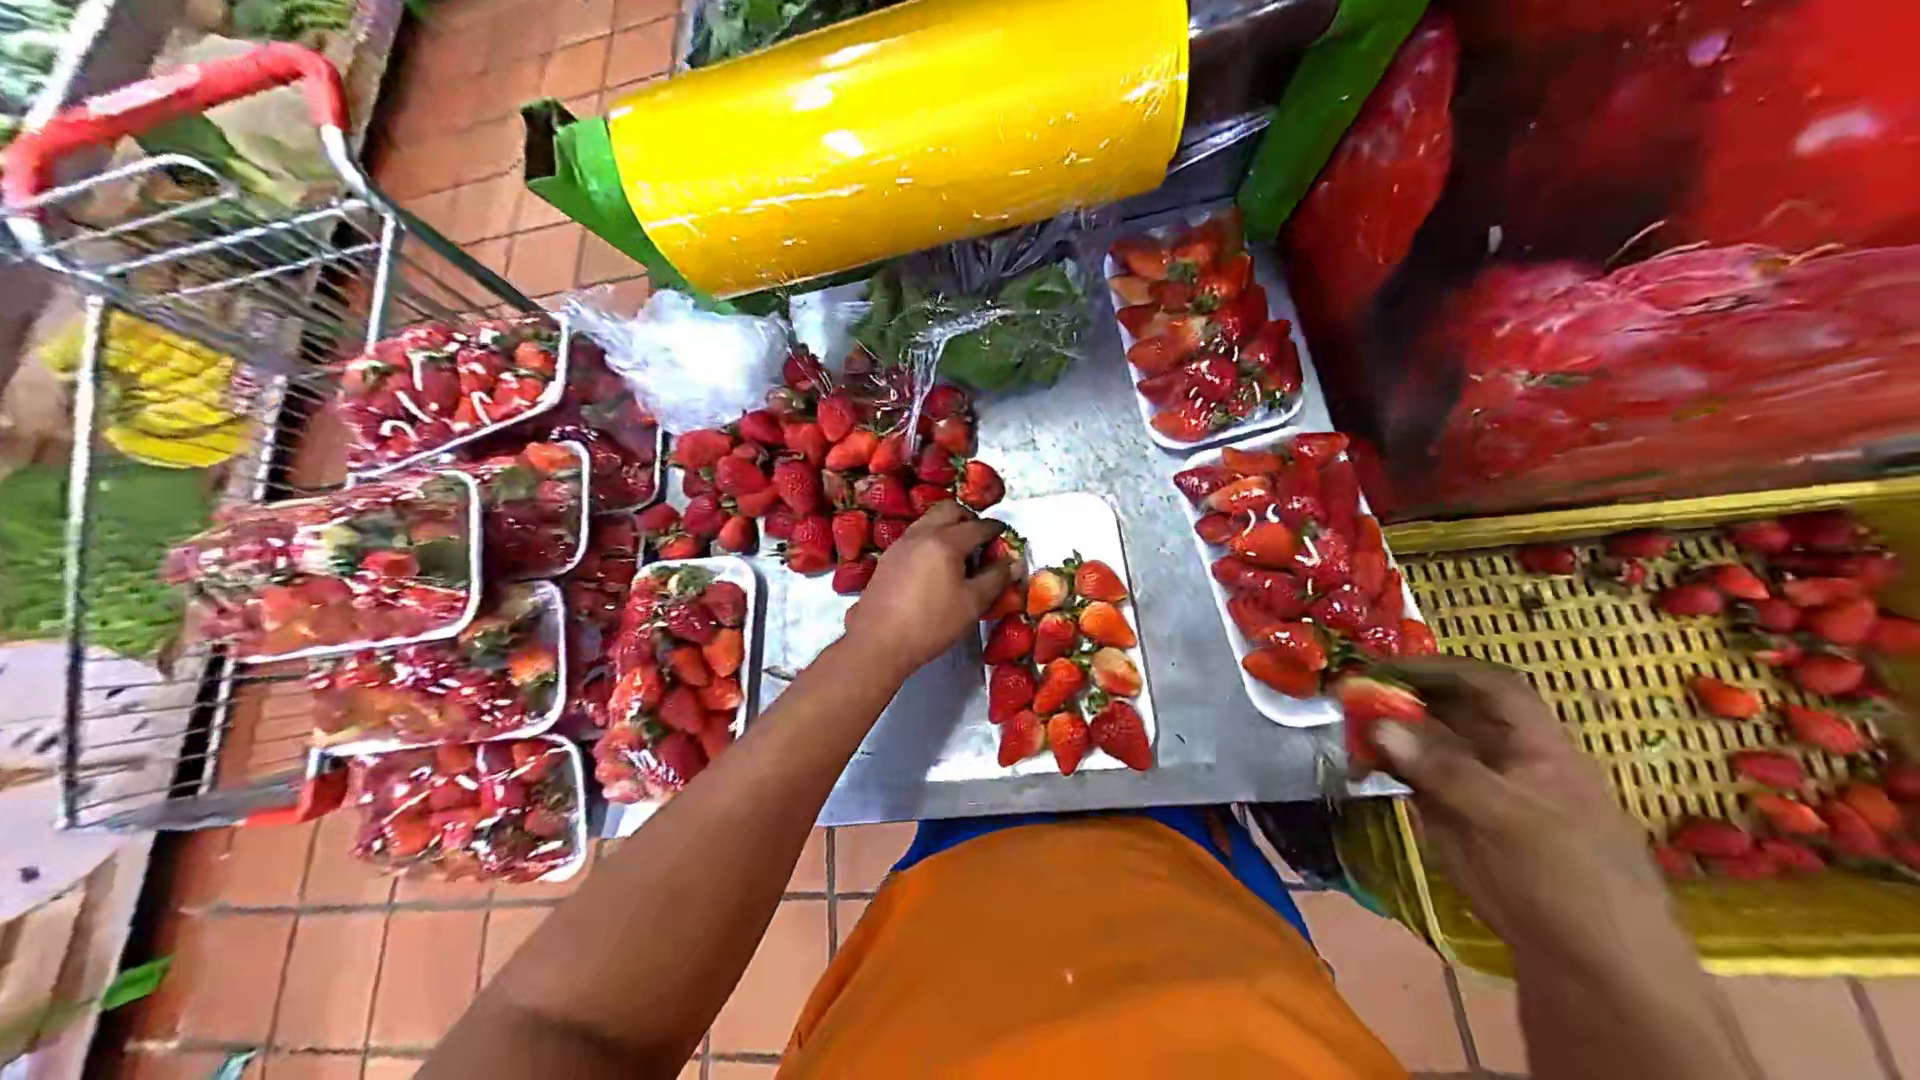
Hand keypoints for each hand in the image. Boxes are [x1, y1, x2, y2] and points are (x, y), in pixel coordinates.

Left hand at [841, 501, 1015, 677]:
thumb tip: (1013, 563)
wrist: (878, 642)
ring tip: (957, 551)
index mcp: (945, 542)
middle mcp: (921, 534)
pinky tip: (933, 565)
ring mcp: (900, 545)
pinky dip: (929, 539)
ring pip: (927, 520)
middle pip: (948, 510)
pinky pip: (914, 536)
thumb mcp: (972, 604)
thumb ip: (995, 579)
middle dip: (967, 517)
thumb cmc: (931, 623)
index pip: (976, 526)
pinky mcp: (887, 559)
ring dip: (946, 526)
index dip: (993, 528)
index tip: (1003, 532)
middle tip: (979, 537)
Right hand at [1374, 657, 1674, 972]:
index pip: (1491, 686)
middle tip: (1351, 692)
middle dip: (1402, 696)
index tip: (1389, 666)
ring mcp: (1476, 786)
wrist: (1589, 963)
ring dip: (1386, 730)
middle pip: (1450, 710)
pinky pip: (1412, 776)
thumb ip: (1443, 769)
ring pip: (1425, 742)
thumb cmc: (1567, 879)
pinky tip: (1357, 762)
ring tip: (1344, 723)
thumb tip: (1379, 725)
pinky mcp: (1453, 815)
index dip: (1443, 668)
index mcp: (1537, 746)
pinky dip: (1384, 764)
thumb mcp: (1509, 818)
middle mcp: (1503, 757)